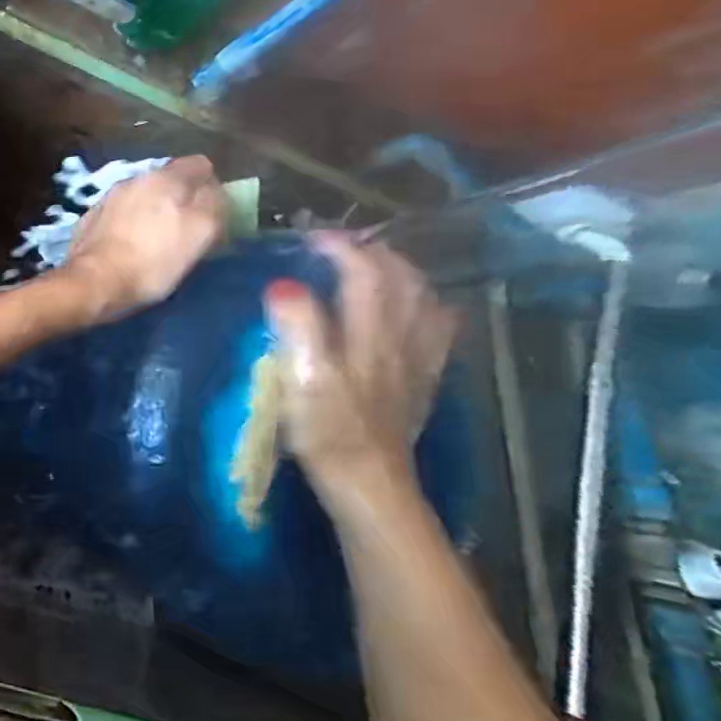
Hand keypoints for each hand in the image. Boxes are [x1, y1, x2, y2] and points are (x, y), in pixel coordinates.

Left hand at [58, 156, 226, 322]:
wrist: (93, 282)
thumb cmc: (152, 261)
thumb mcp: (201, 233)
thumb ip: (213, 204)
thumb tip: (214, 190)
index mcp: (165, 177)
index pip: (200, 165)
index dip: (210, 187)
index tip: (212, 214)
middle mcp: (135, 179)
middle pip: (168, 181)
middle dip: (179, 200)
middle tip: (185, 231)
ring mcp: (107, 198)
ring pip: (141, 197)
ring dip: (151, 212)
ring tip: (154, 242)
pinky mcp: (90, 219)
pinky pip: (119, 215)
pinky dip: (128, 225)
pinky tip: (128, 247)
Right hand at [265, 232, 458, 521]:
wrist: (368, 482)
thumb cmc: (326, 431)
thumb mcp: (302, 379)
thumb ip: (297, 328)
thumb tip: (283, 285)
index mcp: (368, 334)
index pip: (363, 272)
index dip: (338, 247)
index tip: (308, 238)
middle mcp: (400, 338)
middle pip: (401, 278)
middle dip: (372, 252)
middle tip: (339, 246)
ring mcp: (417, 359)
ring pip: (423, 298)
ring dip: (400, 272)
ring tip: (373, 265)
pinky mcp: (422, 380)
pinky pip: (437, 330)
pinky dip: (426, 306)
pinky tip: (415, 307)